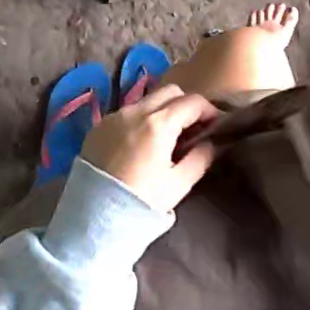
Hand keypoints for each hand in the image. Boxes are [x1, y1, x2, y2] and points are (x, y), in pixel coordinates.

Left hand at [80, 84, 221, 211]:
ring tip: (167, 136)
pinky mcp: (99, 126)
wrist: (93, 217)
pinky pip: (127, 113)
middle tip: (194, 128)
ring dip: (163, 110)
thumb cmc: (142, 201)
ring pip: (147, 100)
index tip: (216, 125)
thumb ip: (201, 158)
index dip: (210, 110)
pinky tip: (143, 142)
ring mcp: (114, 116)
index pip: (193, 102)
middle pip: (170, 92)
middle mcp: (135, 111)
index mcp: (158, 123)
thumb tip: (212, 143)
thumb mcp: (179, 184)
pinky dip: (142, 119)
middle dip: (186, 104)